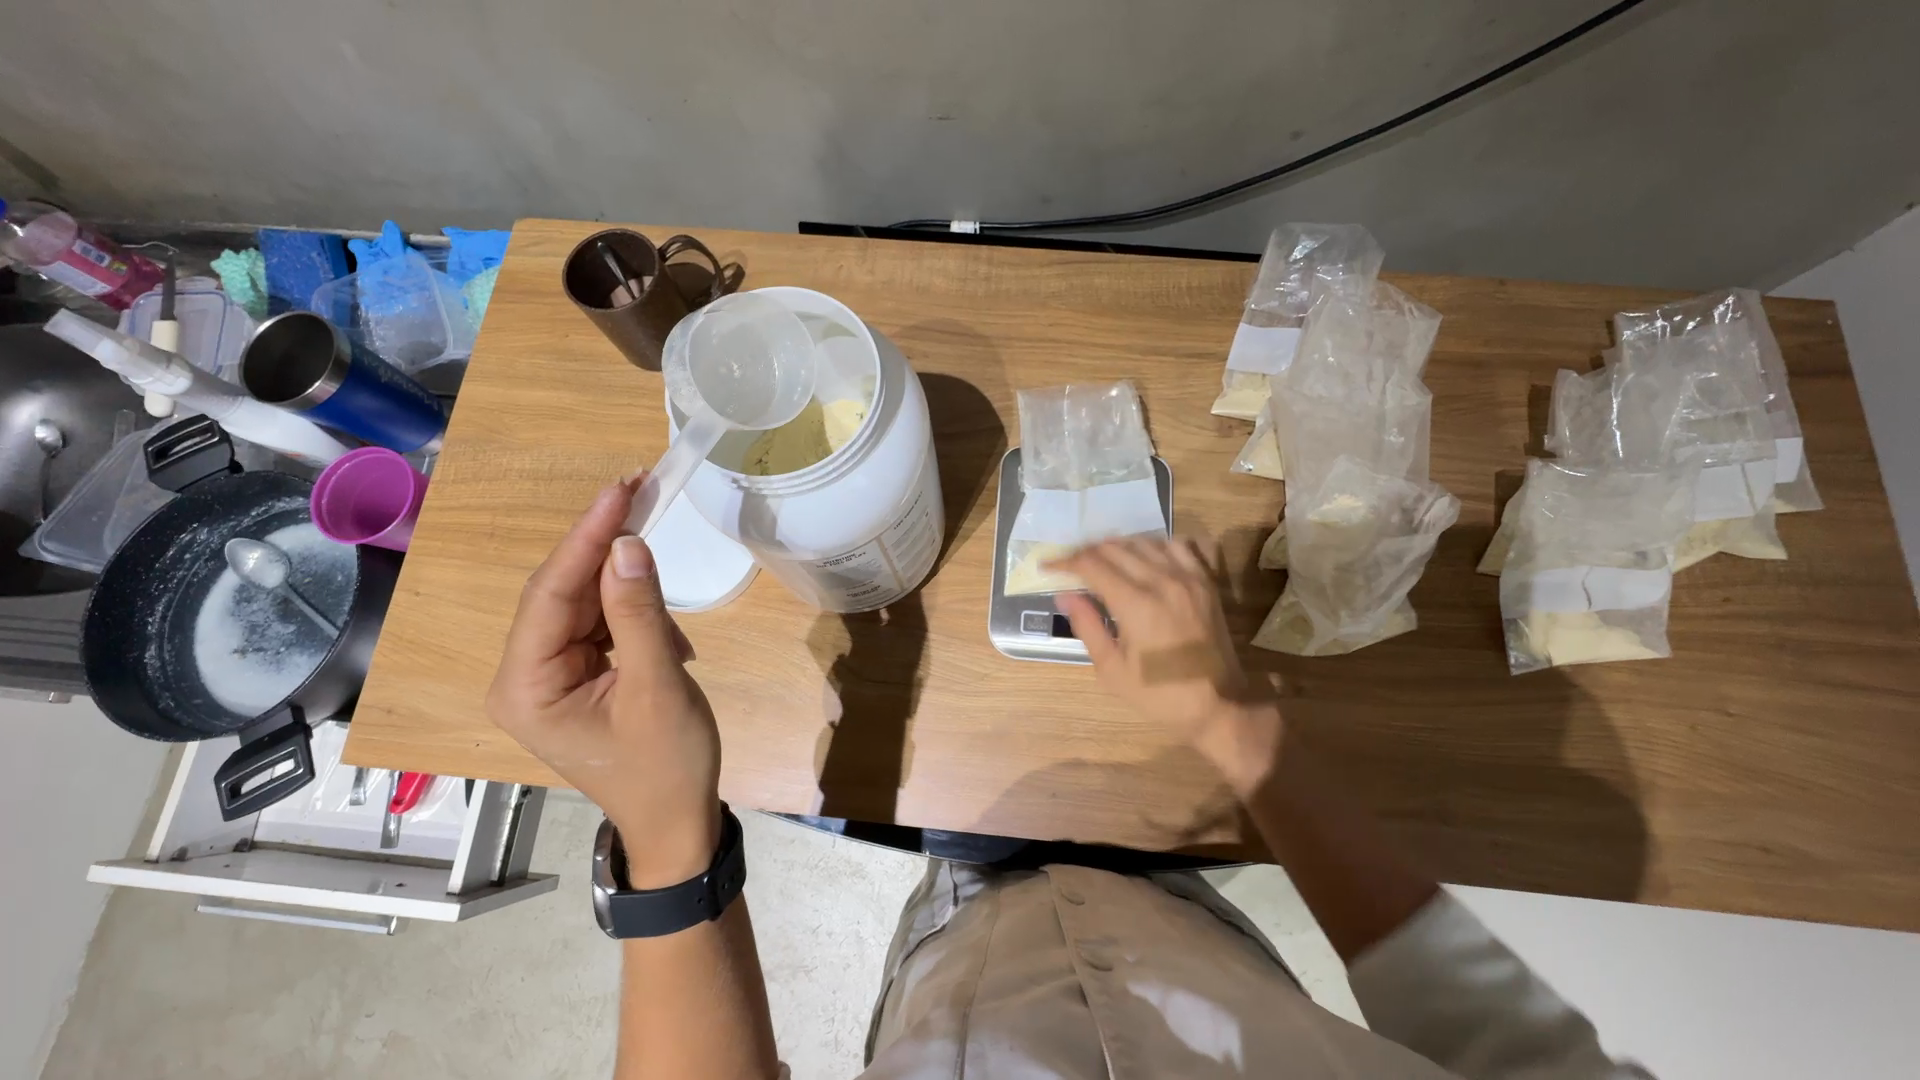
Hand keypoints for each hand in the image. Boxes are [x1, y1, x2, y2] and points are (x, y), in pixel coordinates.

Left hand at [486, 481, 720, 887]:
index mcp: (525, 686)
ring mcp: (551, 675)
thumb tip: (627, 544)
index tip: (621, 489)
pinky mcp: (579, 675)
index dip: (586, 537)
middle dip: (601, 543)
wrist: (678, 823)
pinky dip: (633, 609)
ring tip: (654, 530)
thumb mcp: (657, 687)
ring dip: (622, 575)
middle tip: (640, 488)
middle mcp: (525, 676)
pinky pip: (600, 623)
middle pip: (561, 592)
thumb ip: (640, 614)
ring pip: (582, 602)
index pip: (550, 594)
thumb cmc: (666, 766)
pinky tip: (665, 620)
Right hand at [1051, 536, 1280, 792]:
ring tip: (1101, 559)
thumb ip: (1088, 626)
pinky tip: (1144, 556)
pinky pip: (1178, 546)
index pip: (1092, 565)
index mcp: (1136, 604)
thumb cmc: (1159, 694)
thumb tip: (1064, 594)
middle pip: (1115, 548)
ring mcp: (1188, 578)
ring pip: (1144, 542)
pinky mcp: (1206, 582)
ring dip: (1117, 546)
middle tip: (1070, 565)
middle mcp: (1162, 581)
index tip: (1048, 568)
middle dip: (1086, 552)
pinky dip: (1154, 544)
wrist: (1218, 703)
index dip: (1065, 563)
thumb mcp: (1112, 670)